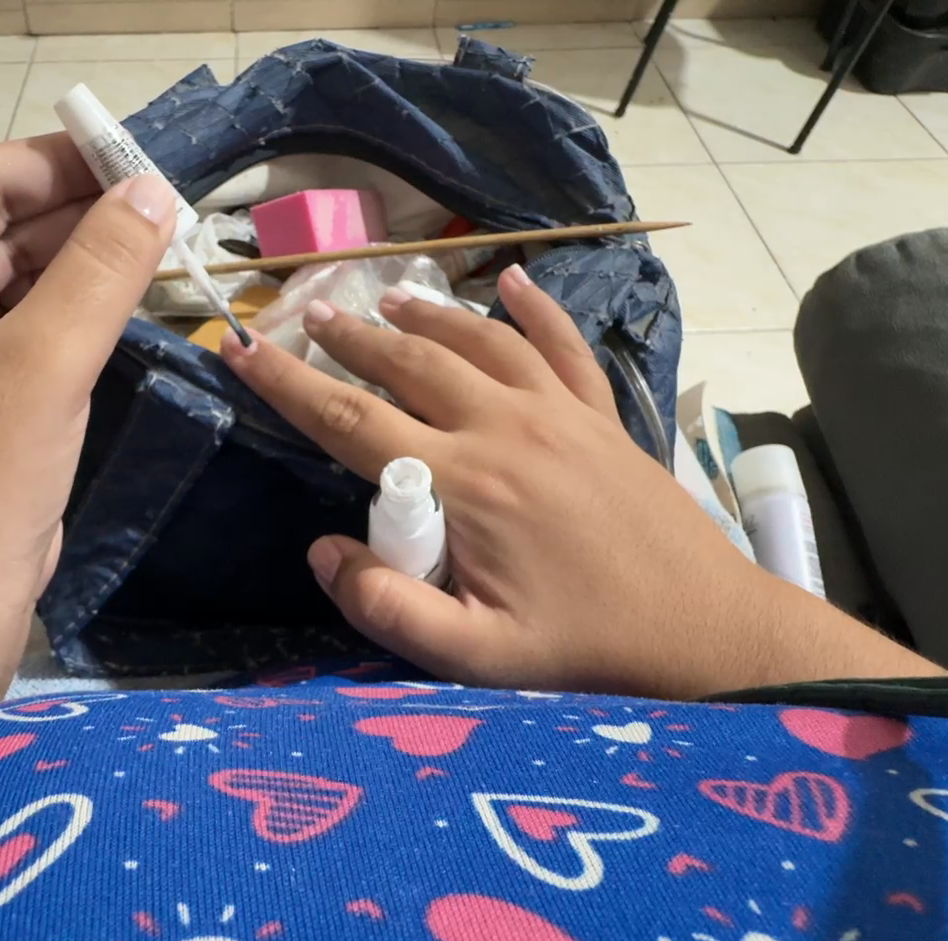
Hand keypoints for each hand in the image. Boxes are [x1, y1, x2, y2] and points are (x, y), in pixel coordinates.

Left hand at [0, 141, 181, 940]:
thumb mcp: (46, 364)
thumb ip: (102, 270)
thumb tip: (155, 192)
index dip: (53, 164)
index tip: (133, 157)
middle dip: (73, 215)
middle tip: (159, 203)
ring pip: (11, 281)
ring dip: (77, 264)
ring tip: (155, 243)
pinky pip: (21, 331)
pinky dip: (70, 313)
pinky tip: (123, 300)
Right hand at [218, 267, 942, 698]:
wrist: (702, 630)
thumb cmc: (581, 646)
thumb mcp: (472, 654)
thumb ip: (386, 605)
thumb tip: (321, 550)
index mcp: (464, 482)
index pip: (352, 420)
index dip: (288, 384)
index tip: (244, 349)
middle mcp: (505, 428)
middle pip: (408, 364)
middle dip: (348, 338)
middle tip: (307, 313)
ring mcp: (559, 414)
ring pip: (477, 342)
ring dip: (423, 316)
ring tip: (381, 299)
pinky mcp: (601, 417)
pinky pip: (563, 347)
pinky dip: (534, 310)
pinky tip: (513, 280)